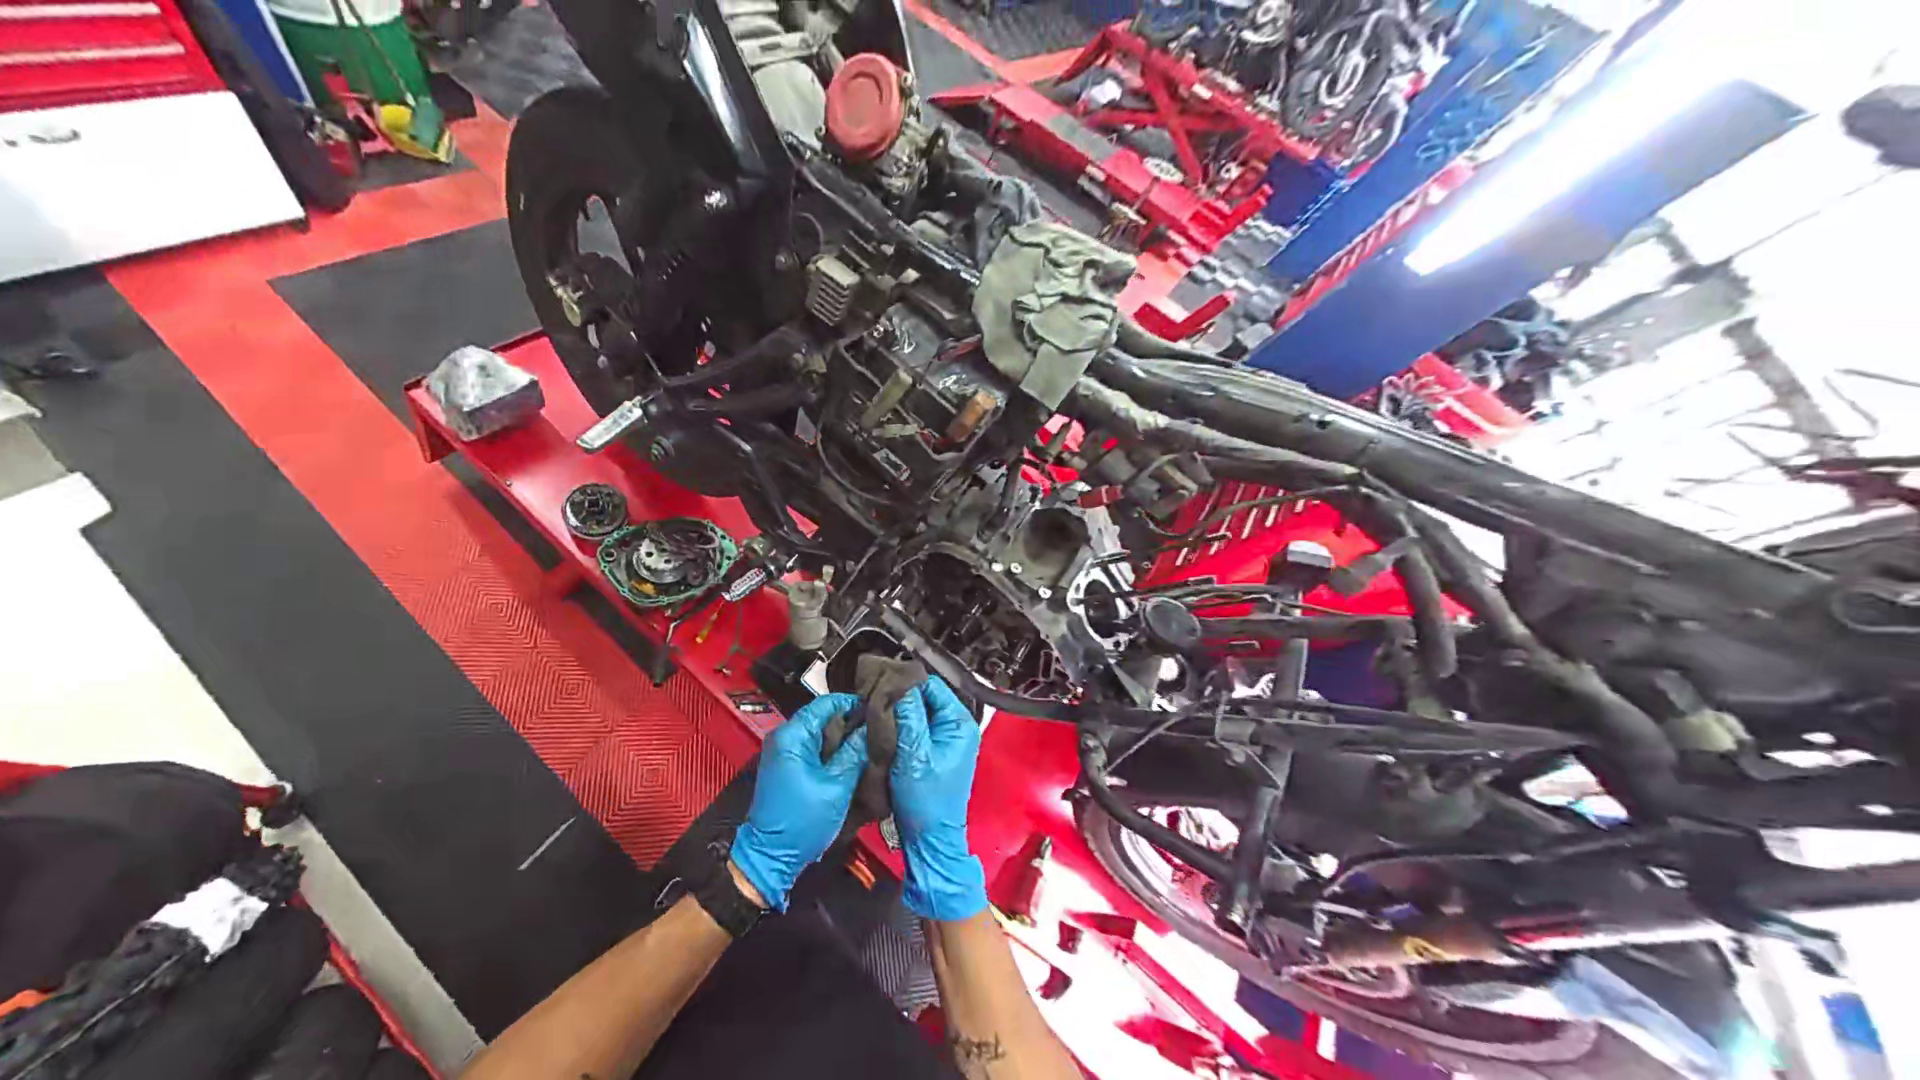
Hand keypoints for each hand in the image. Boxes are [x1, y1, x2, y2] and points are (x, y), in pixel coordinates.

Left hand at [730, 693, 866, 910]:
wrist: (771, 858)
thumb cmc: (800, 823)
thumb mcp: (837, 786)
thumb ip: (856, 752)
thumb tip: (872, 727)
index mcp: (792, 735)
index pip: (828, 702)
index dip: (855, 705)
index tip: (879, 713)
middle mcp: (786, 737)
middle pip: (825, 717)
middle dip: (852, 724)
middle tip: (879, 732)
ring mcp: (786, 752)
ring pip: (823, 734)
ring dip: (844, 741)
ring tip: (870, 747)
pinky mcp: (790, 767)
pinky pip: (816, 749)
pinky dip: (834, 754)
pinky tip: (853, 762)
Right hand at [890, 676, 986, 920]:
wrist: (928, 839)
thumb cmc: (926, 803)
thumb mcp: (914, 755)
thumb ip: (908, 717)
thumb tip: (899, 686)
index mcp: (959, 724)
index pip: (931, 686)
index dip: (905, 683)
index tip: (881, 684)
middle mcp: (955, 728)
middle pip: (923, 697)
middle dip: (899, 698)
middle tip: (874, 700)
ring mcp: (943, 741)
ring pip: (916, 713)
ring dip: (897, 714)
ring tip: (877, 715)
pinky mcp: (930, 752)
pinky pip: (913, 729)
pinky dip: (898, 728)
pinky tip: (884, 731)